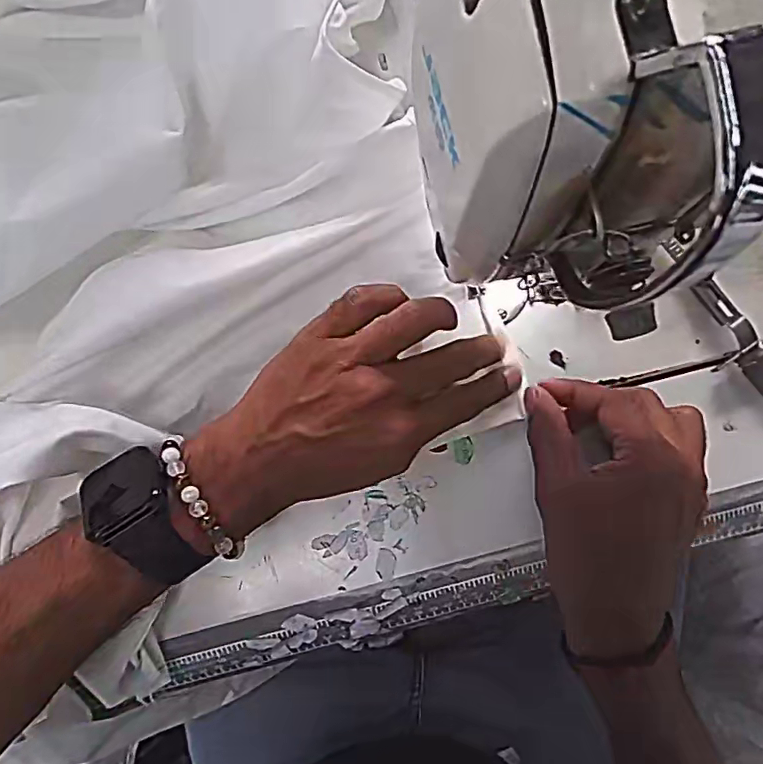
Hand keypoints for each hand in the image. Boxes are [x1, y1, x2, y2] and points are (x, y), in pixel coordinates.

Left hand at [181, 284, 519, 542]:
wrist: (259, 457)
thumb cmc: (312, 467)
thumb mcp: (381, 465)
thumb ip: (417, 434)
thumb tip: (442, 410)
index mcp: (400, 429)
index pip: (464, 399)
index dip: (493, 384)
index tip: (503, 374)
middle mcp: (380, 390)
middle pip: (450, 359)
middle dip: (482, 350)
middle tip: (490, 345)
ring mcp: (350, 358)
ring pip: (412, 319)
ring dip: (440, 314)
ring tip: (446, 316)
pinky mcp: (321, 337)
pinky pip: (361, 302)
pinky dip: (386, 296)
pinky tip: (396, 301)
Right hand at [524, 380, 707, 657]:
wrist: (615, 619)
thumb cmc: (589, 564)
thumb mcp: (557, 490)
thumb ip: (550, 435)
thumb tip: (542, 403)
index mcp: (654, 458)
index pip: (615, 401)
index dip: (575, 393)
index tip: (548, 395)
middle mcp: (683, 465)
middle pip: (645, 404)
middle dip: (600, 402)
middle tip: (562, 413)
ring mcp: (691, 484)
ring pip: (672, 421)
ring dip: (633, 416)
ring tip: (596, 430)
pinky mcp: (689, 501)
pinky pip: (680, 449)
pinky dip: (651, 439)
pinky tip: (619, 456)